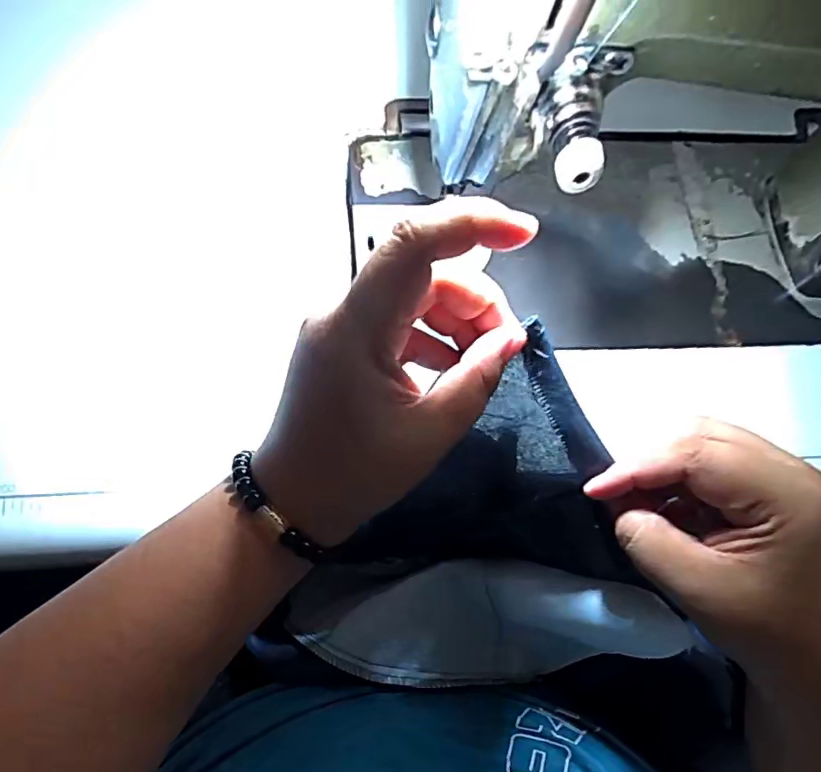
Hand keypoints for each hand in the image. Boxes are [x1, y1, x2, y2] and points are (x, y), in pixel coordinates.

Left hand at [254, 198, 538, 545]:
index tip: (525, 234)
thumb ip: (478, 378)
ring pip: (416, 293)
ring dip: (459, 319)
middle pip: (424, 271)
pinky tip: (454, 366)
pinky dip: (434, 334)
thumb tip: (513, 338)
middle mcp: (342, 310)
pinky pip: (398, 318)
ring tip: (483, 363)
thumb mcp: (429, 433)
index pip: (413, 241)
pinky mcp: (344, 341)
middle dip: (477, 299)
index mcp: (356, 326)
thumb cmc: (355, 474)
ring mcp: (340, 324)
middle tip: (505, 348)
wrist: (295, 498)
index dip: (474, 223)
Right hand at [584, 419, 820, 671]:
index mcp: (786, 492)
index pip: (699, 453)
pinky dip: (682, 483)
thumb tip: (622, 509)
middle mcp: (792, 471)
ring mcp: (786, 480)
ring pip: (709, 447)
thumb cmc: (766, 632)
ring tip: (633, 502)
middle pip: (705, 437)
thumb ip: (650, 542)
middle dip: (650, 460)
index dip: (639, 465)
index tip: (595, 491)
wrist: (816, 664)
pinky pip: (718, 469)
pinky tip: (663, 509)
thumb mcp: (698, 589)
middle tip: (613, 495)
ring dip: (664, 470)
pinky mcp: (775, 494)